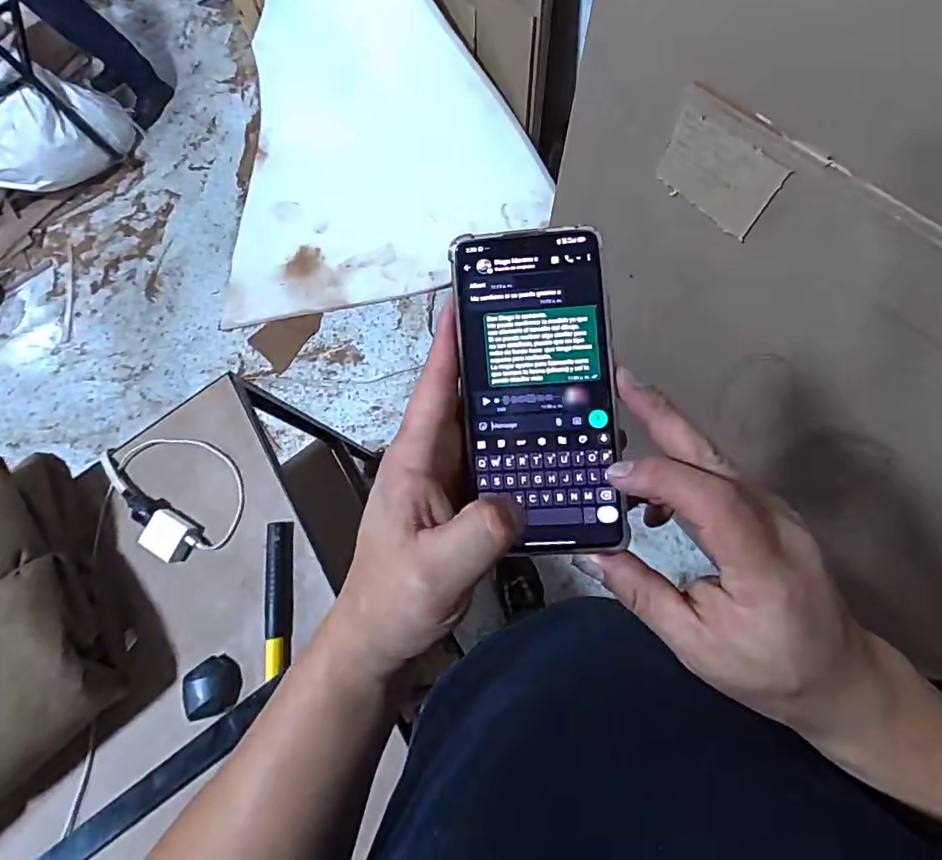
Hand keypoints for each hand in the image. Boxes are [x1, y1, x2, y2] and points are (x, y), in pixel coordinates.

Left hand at [323, 298, 523, 679]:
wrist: (380, 638)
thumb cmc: (391, 600)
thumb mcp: (435, 568)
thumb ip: (479, 532)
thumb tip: (517, 501)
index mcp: (413, 460)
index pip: (434, 390)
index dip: (449, 345)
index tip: (467, 302)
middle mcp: (429, 459)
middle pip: (466, 401)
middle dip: (496, 368)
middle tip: (540, 342)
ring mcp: (446, 480)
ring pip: (484, 432)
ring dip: (515, 411)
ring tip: (561, 388)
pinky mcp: (462, 501)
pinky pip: (495, 465)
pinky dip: (520, 452)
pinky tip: (553, 450)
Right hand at [575, 369, 887, 739]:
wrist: (838, 674)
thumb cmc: (769, 670)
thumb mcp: (697, 647)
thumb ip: (644, 595)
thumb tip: (594, 554)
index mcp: (763, 565)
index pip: (713, 502)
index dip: (661, 480)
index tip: (612, 477)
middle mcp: (775, 522)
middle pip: (715, 458)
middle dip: (666, 414)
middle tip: (625, 380)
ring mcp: (775, 510)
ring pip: (715, 459)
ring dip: (667, 432)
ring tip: (625, 412)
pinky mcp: (767, 509)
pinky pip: (718, 475)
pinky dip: (680, 465)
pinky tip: (651, 491)